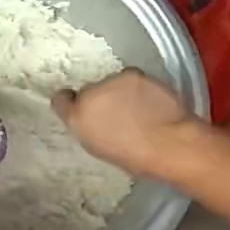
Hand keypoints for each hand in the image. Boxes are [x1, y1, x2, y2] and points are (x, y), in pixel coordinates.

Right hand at [52, 69, 200, 177]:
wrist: (168, 142)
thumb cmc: (134, 156)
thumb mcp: (100, 148)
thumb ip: (88, 127)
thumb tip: (91, 118)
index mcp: (77, 118)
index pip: (61, 100)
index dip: (71, 102)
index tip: (80, 107)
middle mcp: (89, 94)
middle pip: (90, 91)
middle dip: (100, 99)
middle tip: (118, 115)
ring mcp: (112, 81)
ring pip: (111, 83)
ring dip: (120, 92)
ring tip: (138, 110)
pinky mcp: (133, 73)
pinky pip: (131, 79)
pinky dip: (138, 87)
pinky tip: (150, 102)